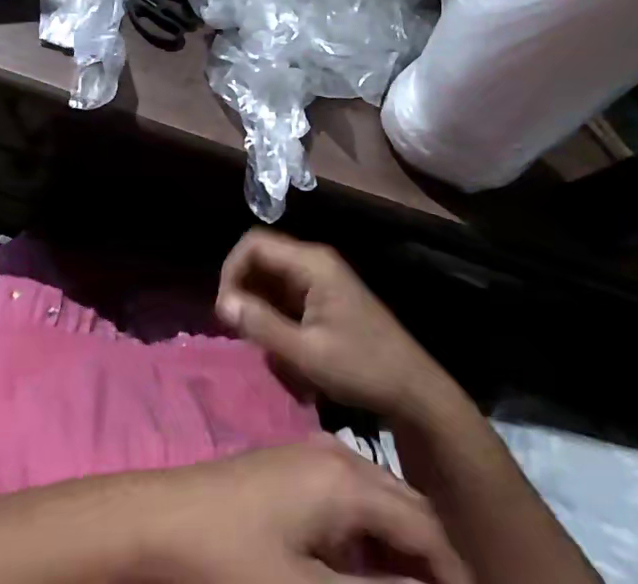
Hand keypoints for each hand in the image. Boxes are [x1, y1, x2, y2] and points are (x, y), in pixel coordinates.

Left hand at [140, 440, 470, 583]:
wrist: (161, 519)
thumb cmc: (232, 557)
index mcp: (347, 480)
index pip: (425, 527)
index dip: (453, 573)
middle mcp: (335, 455)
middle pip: (406, 505)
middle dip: (430, 556)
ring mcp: (309, 453)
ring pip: (377, 497)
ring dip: (399, 542)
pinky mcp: (289, 464)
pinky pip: (348, 493)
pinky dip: (367, 528)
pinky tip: (364, 562)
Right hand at [217, 229, 440, 417]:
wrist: (414, 391)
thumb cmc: (361, 369)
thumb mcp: (305, 352)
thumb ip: (261, 325)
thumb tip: (222, 304)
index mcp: (312, 264)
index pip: (253, 245)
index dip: (231, 271)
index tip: (225, 310)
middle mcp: (315, 262)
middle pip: (261, 258)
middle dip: (242, 289)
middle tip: (235, 327)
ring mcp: (322, 279)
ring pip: (271, 277)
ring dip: (255, 303)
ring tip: (252, 337)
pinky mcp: (325, 298)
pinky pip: (285, 293)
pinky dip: (271, 312)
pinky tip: (273, 341)